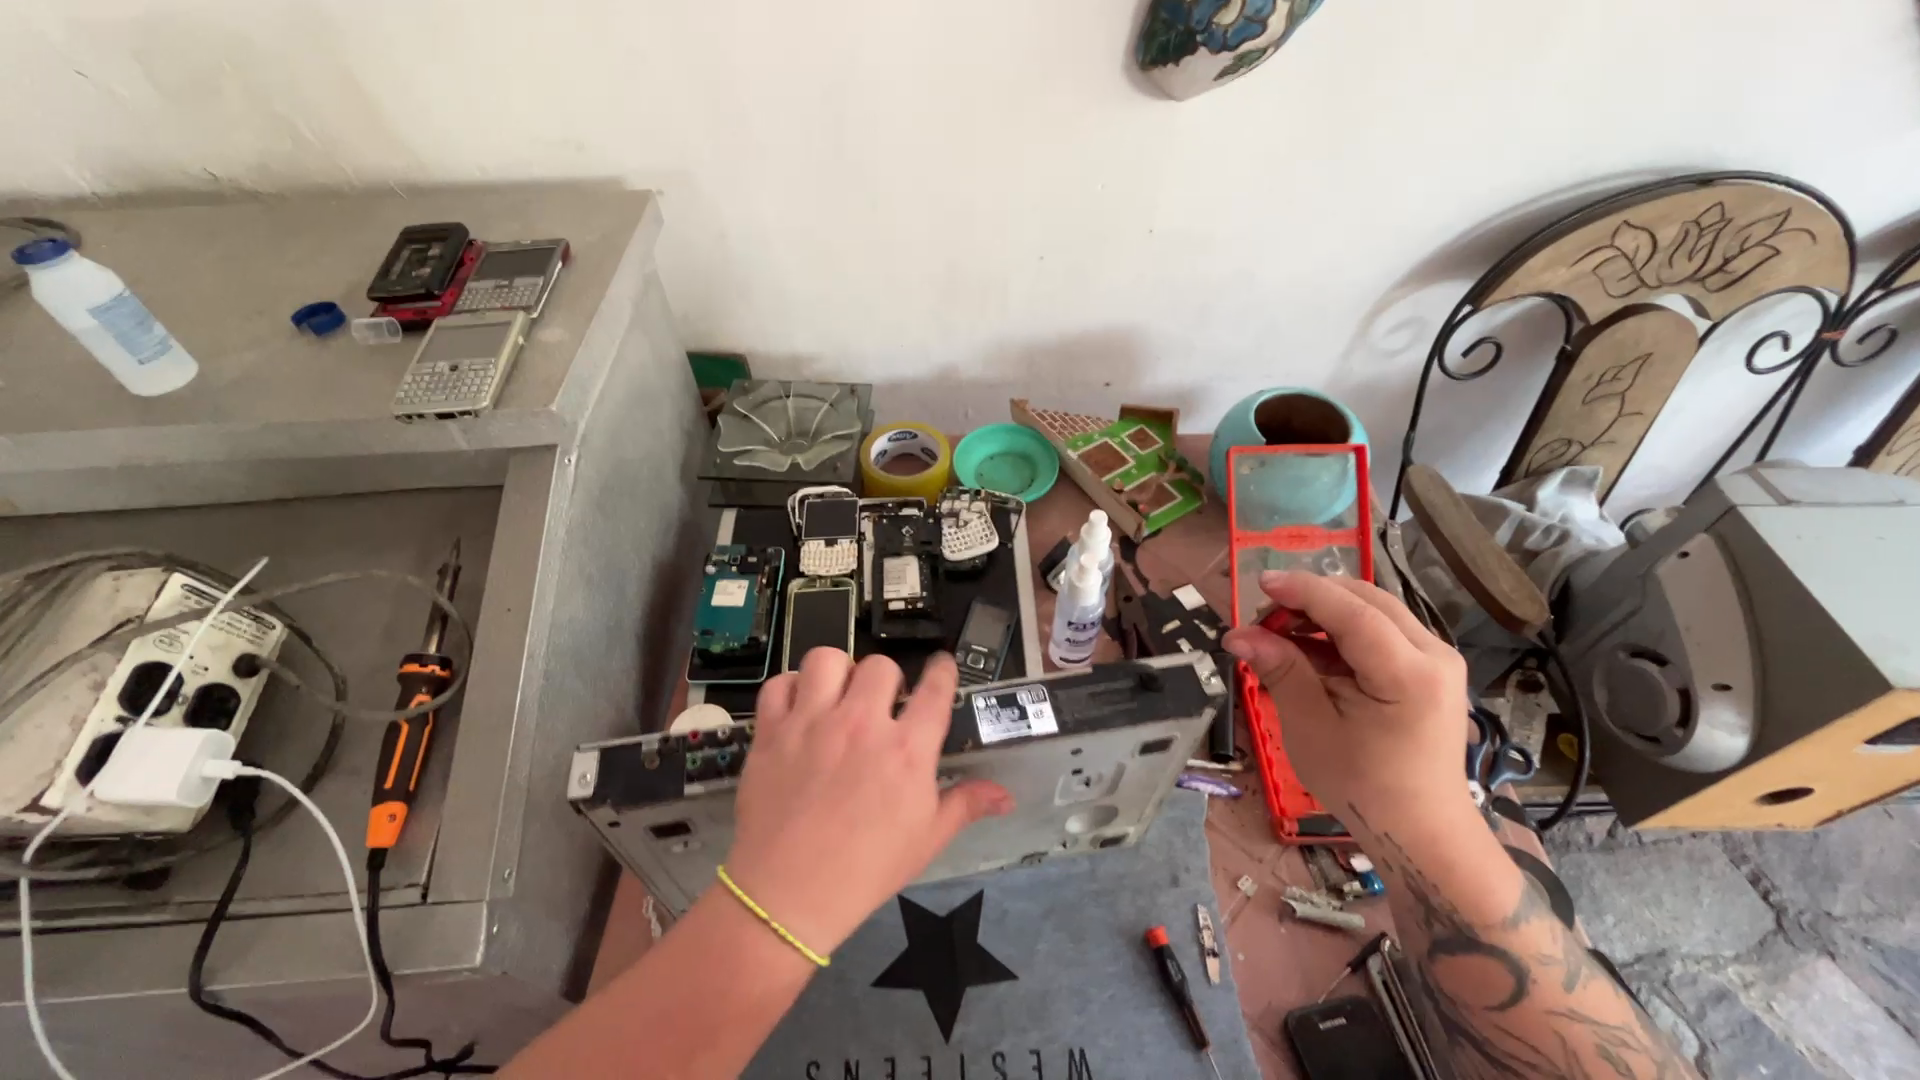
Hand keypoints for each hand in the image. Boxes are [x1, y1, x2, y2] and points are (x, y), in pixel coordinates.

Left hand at [723, 649, 1013, 953]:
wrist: (788, 895)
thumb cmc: (865, 870)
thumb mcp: (926, 840)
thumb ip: (965, 805)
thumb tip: (1005, 796)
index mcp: (906, 750)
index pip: (934, 689)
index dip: (942, 670)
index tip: (941, 666)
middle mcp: (861, 724)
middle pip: (881, 666)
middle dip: (887, 679)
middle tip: (881, 701)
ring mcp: (812, 724)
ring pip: (828, 659)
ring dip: (838, 672)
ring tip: (838, 694)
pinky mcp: (772, 732)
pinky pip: (780, 684)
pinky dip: (790, 687)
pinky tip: (798, 706)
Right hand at [1222, 571, 1472, 826]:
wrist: (1421, 829)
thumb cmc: (1363, 786)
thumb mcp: (1311, 728)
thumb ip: (1281, 671)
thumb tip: (1238, 635)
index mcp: (1410, 675)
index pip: (1353, 612)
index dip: (1305, 592)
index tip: (1261, 584)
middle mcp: (1434, 655)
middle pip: (1367, 601)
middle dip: (1311, 599)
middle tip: (1263, 618)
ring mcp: (1437, 659)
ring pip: (1375, 610)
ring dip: (1325, 611)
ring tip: (1280, 632)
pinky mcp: (1430, 668)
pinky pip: (1382, 629)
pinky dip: (1342, 629)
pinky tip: (1309, 647)